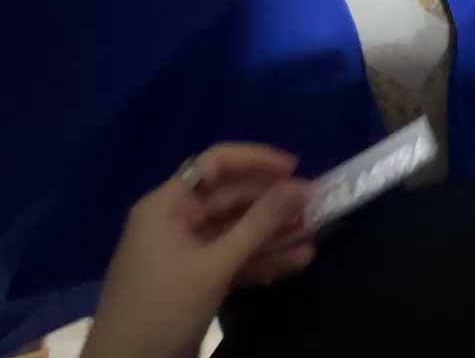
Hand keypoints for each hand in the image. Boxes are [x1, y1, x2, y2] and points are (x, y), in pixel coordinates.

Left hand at [83, 144, 314, 357]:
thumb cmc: (160, 314)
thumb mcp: (214, 267)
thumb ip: (260, 224)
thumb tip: (302, 186)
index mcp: (166, 206)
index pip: (216, 164)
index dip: (256, 160)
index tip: (295, 167)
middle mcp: (174, 220)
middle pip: (230, 196)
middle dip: (272, 201)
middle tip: (313, 204)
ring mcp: (183, 252)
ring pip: (235, 229)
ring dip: (272, 231)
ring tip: (312, 232)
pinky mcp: (193, 281)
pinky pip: (232, 257)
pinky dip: (261, 258)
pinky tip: (296, 261)